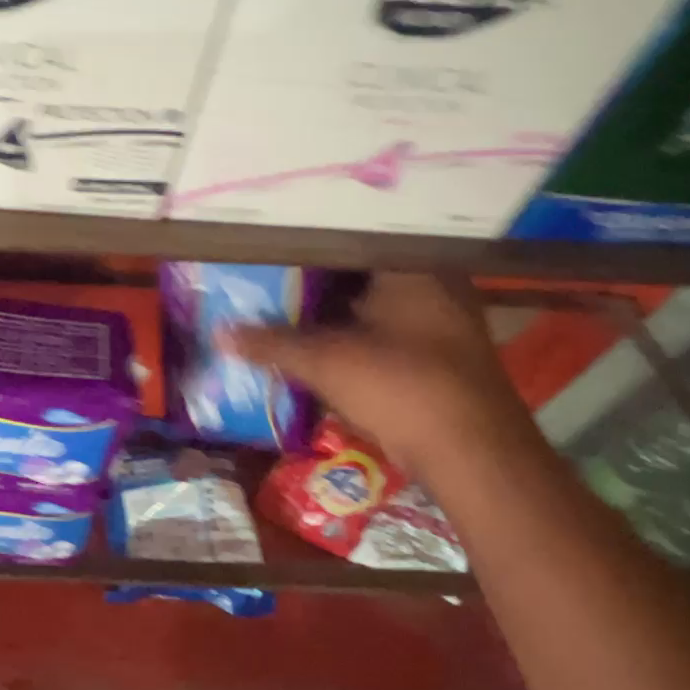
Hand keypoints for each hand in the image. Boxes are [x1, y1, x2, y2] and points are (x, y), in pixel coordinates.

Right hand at [217, 273, 537, 473]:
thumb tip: (221, 333)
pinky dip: (352, 341)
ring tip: (282, 318)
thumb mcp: (325, 362)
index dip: (304, 251)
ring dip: (332, 318)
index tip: (267, 258)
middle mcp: (434, 283)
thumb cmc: (399, 386)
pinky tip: (319, 352)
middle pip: (360, 275)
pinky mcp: (439, 357)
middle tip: (266, 289)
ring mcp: (441, 321)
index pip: (347, 241)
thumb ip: (272, 343)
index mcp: (411, 266)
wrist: (468, 449)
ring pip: (372, 308)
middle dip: (314, 287)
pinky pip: (385, 336)